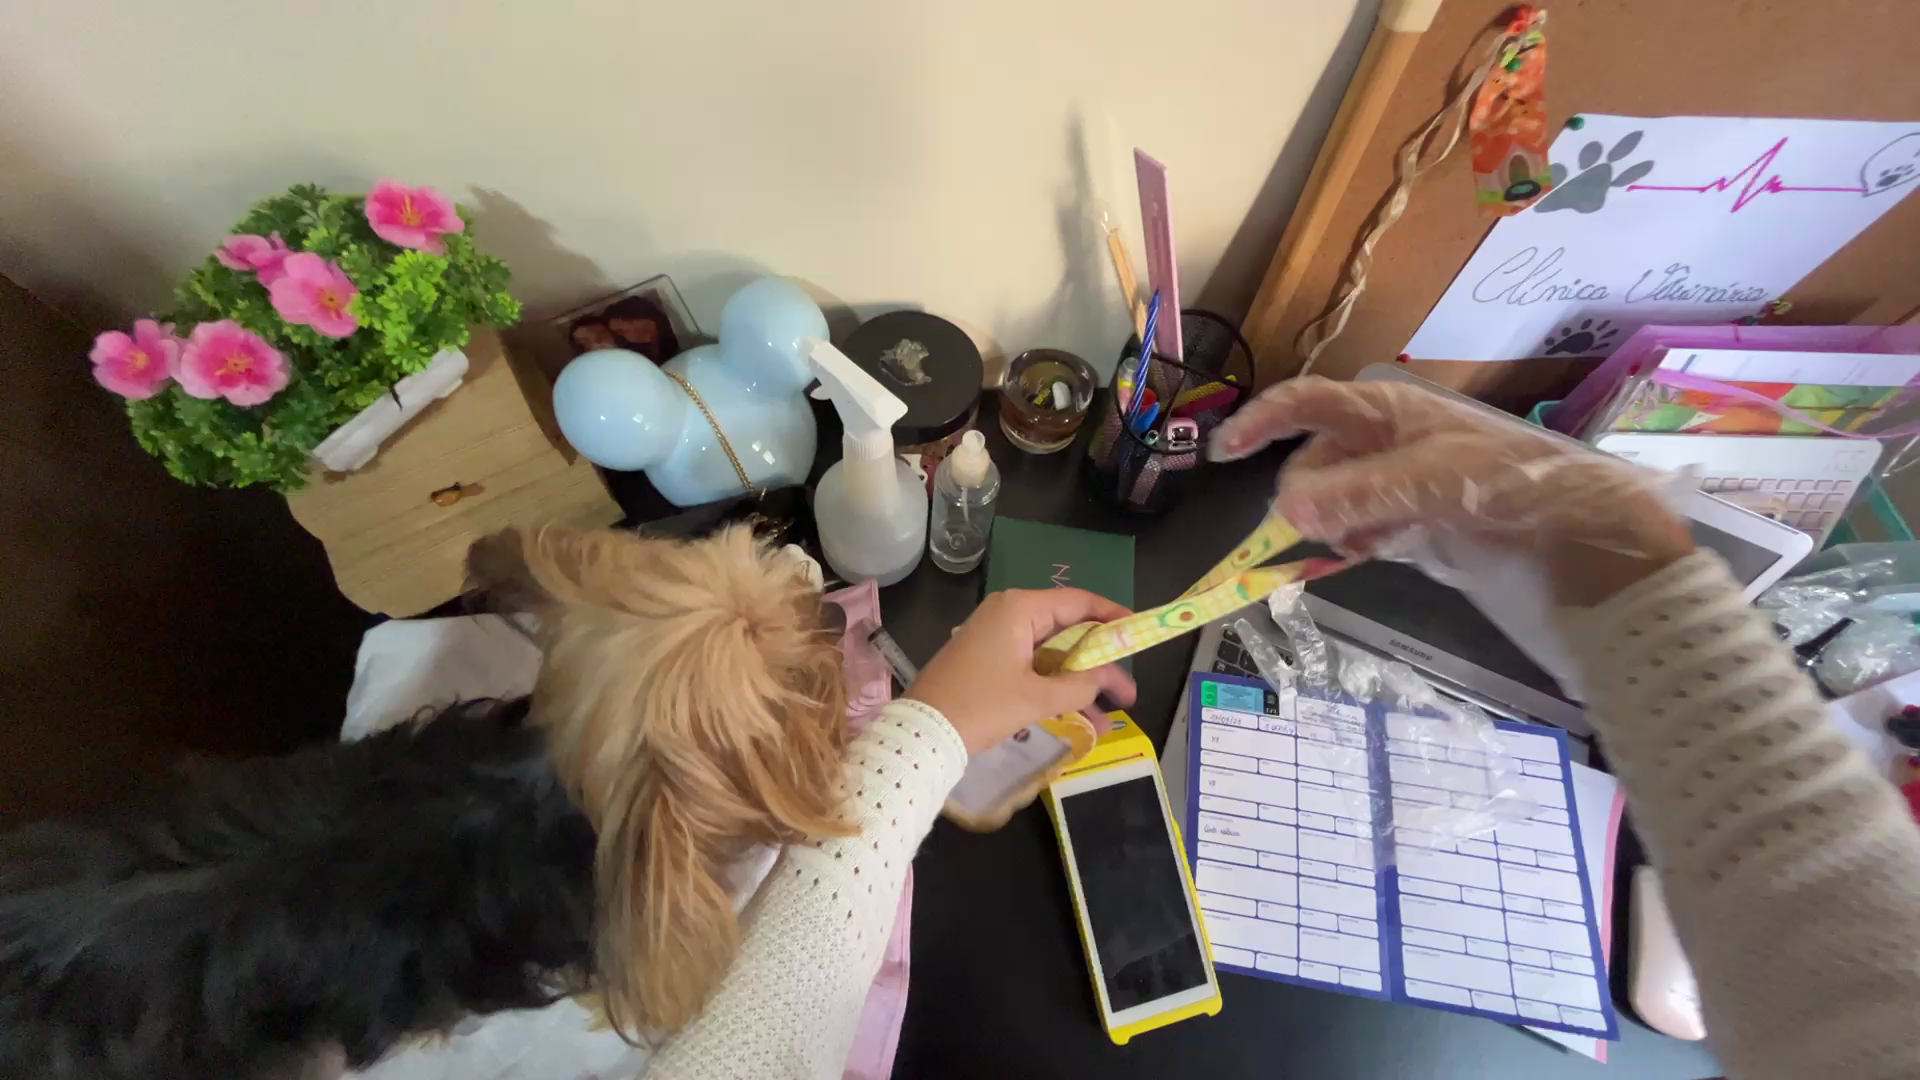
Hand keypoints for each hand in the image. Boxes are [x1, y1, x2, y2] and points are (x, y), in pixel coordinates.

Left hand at [905, 588, 1138, 754]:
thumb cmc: (981, 706)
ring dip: (1080, 683)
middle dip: (1100, 663)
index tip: (1140, 632)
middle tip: (1128, 692)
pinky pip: (1032, 665)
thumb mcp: (1036, 698)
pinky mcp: (988, 658)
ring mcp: (996, 636)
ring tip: (1112, 717)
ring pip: (1051, 654)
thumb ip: (1080, 685)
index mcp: (1019, 609)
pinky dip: (1054, 686)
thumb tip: (1108, 677)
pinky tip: (1081, 716)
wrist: (922, 732)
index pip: (1078, 601)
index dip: (1113, 616)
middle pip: (1068, 630)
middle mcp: (1008, 614)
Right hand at [1208, 376, 1695, 605]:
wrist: (1587, 545)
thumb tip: (1284, 511)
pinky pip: (1349, 526)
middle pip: (1309, 460)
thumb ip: (1356, 494)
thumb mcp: (1437, 481)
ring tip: (1359, 542)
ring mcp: (1391, 483)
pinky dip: (1346, 541)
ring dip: (1328, 521)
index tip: (1221, 455)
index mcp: (1385, 411)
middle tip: (1325, 527)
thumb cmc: (1517, 487)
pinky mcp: (1404, 521)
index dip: (1259, 421)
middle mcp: (1380, 442)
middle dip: (1306, 493)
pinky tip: (1367, 550)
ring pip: (1326, 498)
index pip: (1305, 403)